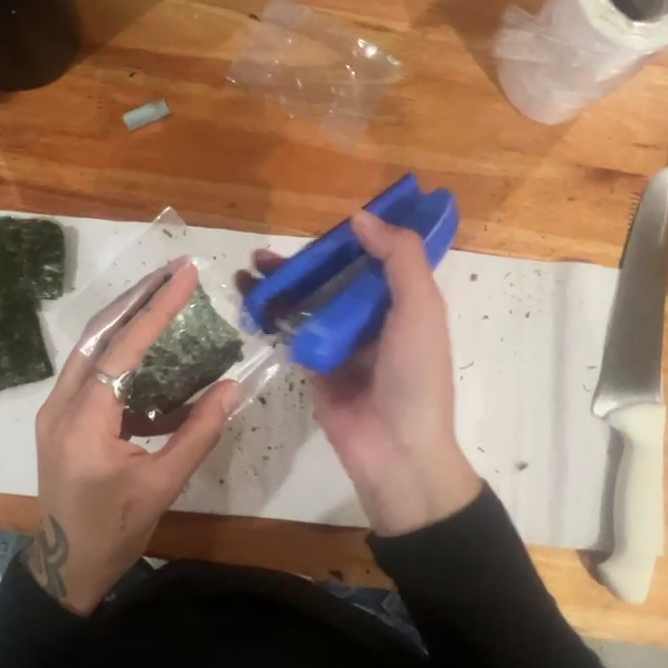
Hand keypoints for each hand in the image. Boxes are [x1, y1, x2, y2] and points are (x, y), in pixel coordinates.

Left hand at [30, 262, 240, 613]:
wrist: (65, 567)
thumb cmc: (115, 532)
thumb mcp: (163, 485)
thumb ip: (198, 433)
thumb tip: (232, 388)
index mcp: (82, 422)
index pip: (124, 350)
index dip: (157, 310)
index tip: (184, 275)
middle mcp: (60, 406)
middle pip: (98, 337)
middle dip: (136, 302)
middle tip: (172, 273)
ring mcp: (55, 413)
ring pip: (92, 353)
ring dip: (128, 328)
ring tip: (167, 305)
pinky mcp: (61, 422)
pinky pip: (92, 379)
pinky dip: (124, 366)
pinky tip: (158, 367)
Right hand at [249, 211, 480, 535]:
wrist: (395, 450)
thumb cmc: (415, 376)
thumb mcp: (420, 309)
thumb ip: (399, 259)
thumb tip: (360, 218)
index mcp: (405, 303)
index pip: (376, 259)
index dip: (351, 239)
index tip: (322, 223)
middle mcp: (372, 319)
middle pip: (334, 280)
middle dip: (303, 264)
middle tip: (265, 252)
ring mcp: (341, 344)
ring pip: (308, 304)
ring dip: (280, 286)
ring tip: (247, 270)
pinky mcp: (316, 368)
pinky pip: (293, 335)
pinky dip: (272, 317)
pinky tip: (249, 302)